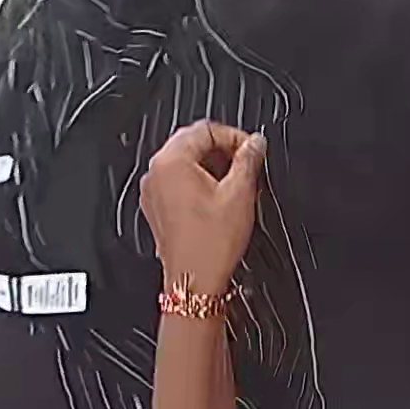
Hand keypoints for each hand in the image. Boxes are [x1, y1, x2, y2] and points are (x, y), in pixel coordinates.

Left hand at [140, 120, 265, 295]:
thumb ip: (249, 160)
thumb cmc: (212, 243)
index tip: (252, 148)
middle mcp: (156, 173)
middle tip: (248, 164)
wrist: (195, 279)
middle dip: (224, 149)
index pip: (205, 128)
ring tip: (236, 184)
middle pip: (192, 142)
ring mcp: (154, 191)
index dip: (235, 136)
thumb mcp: (240, 193)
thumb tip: (256, 143)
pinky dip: (200, 182)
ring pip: (186, 162)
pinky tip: (220, 199)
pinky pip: (179, 181)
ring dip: (213, 165)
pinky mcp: (158, 207)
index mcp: (172, 162)